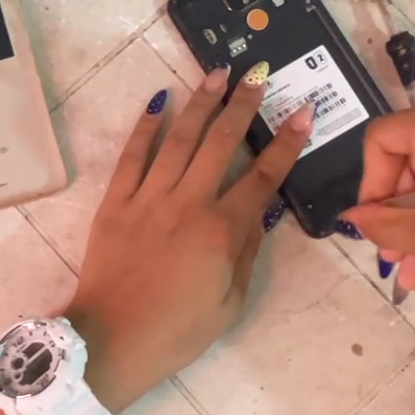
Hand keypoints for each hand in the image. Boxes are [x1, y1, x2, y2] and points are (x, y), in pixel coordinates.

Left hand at [66, 66, 311, 410]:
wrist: (111, 341)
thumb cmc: (176, 332)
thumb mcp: (230, 303)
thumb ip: (246, 253)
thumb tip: (258, 213)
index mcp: (221, 231)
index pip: (263, 177)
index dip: (286, 143)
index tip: (302, 112)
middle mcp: (187, 203)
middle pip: (220, 143)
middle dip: (242, 105)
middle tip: (257, 75)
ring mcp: (147, 199)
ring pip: (179, 140)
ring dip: (200, 104)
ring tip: (216, 74)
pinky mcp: (115, 202)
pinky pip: (132, 156)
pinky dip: (145, 127)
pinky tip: (158, 102)